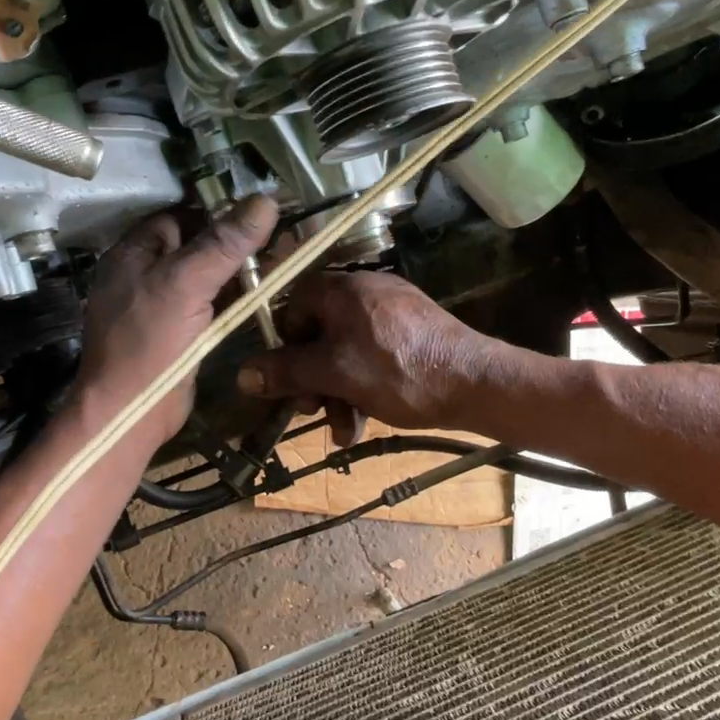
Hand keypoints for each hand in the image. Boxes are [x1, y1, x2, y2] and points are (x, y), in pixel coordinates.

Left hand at [75, 195, 277, 442]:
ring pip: (203, 279)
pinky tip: (261, 299)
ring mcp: (158, 308)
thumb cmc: (150, 342)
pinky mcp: (175, 336)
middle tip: (278, 243)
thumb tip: (265, 201)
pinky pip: (206, 308)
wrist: (130, 413)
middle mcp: (142, 276)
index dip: (217, 215)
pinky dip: (231, 301)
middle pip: (194, 247)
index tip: (259, 217)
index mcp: (133, 255)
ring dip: (237, 274)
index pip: (179, 218)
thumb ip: (224, 243)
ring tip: (279, 267)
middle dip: (233, 245)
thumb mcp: (187, 284)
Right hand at [235, 271, 508, 441]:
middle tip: (312, 410)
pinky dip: (362, 385)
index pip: (293, 303)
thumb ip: (286, 372)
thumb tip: (242, 375)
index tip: (285, 379)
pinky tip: (364, 421)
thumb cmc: (397, 372)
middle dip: (312, 379)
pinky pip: (372, 355)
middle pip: (319, 332)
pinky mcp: (413, 333)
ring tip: (343, 431)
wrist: (476, 384)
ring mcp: (392, 311)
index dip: (283, 343)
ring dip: (337, 392)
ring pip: (346, 351)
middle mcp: (366, 291)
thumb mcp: (334, 374)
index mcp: (343, 289)